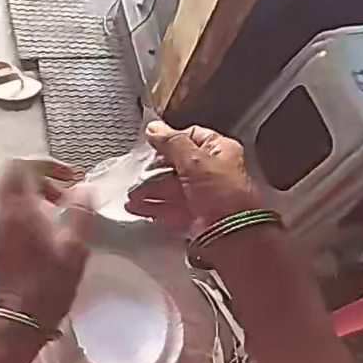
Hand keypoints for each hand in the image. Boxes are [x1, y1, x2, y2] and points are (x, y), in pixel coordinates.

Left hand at [0, 159, 90, 330]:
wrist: (19, 321)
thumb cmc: (48, 286)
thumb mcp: (74, 248)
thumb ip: (81, 212)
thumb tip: (86, 188)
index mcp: (20, 210)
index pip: (24, 166)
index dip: (50, 163)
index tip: (73, 176)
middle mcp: (2, 214)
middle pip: (14, 177)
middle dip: (42, 176)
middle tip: (66, 191)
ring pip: (11, 195)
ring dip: (36, 194)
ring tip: (61, 211)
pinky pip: (11, 212)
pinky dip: (29, 209)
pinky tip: (49, 230)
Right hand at [128, 121, 264, 233]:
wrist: (230, 234)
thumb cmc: (223, 194)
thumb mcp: (194, 160)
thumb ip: (172, 143)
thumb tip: (154, 128)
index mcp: (220, 151)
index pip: (192, 137)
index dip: (170, 140)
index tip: (151, 144)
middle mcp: (213, 172)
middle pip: (178, 166)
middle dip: (155, 171)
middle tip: (138, 173)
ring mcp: (204, 196)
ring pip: (172, 189)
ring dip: (150, 191)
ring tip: (132, 195)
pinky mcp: (196, 217)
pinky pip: (170, 209)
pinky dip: (154, 208)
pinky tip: (139, 207)